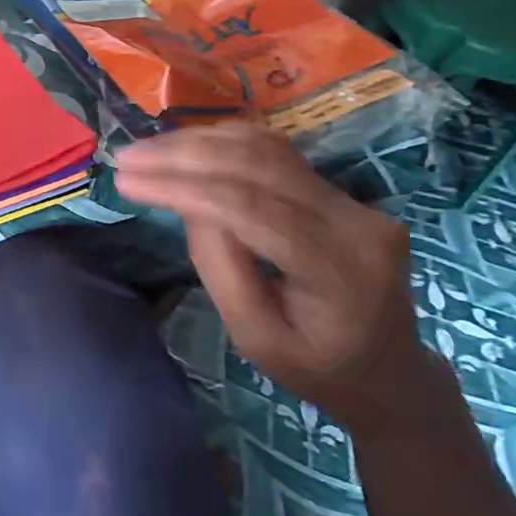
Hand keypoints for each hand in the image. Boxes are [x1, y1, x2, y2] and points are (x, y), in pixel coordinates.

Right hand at [115, 123, 452, 437]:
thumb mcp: (256, 340)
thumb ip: (222, 270)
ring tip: (146, 150)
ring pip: (265, 149)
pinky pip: (276, 153)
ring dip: (199, 143)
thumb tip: (189, 205)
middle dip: (183, 155)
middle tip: (126, 157)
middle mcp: (355, 221)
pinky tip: (187, 145)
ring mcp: (352, 201)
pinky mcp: (339, 192)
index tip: (126, 181)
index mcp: (337, 268)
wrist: (389, 372)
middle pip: (257, 166)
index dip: (182, 187)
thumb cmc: (317, 369)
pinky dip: (224, 142)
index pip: (248, 208)